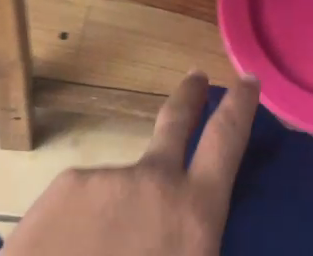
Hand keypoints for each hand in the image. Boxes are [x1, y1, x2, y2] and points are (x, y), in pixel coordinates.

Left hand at [3, 72, 260, 255]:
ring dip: (115, 209)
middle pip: (174, 124)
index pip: (226, 143)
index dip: (239, 107)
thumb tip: (191, 230)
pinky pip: (79, 205)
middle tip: (195, 75)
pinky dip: (77, 225)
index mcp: (193, 213)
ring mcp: (105, 178)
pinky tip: (69, 251)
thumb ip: (193, 237)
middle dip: (188, 97)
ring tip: (100, 250)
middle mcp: (153, 182)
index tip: (247, 79)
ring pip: (117, 189)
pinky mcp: (64, 186)